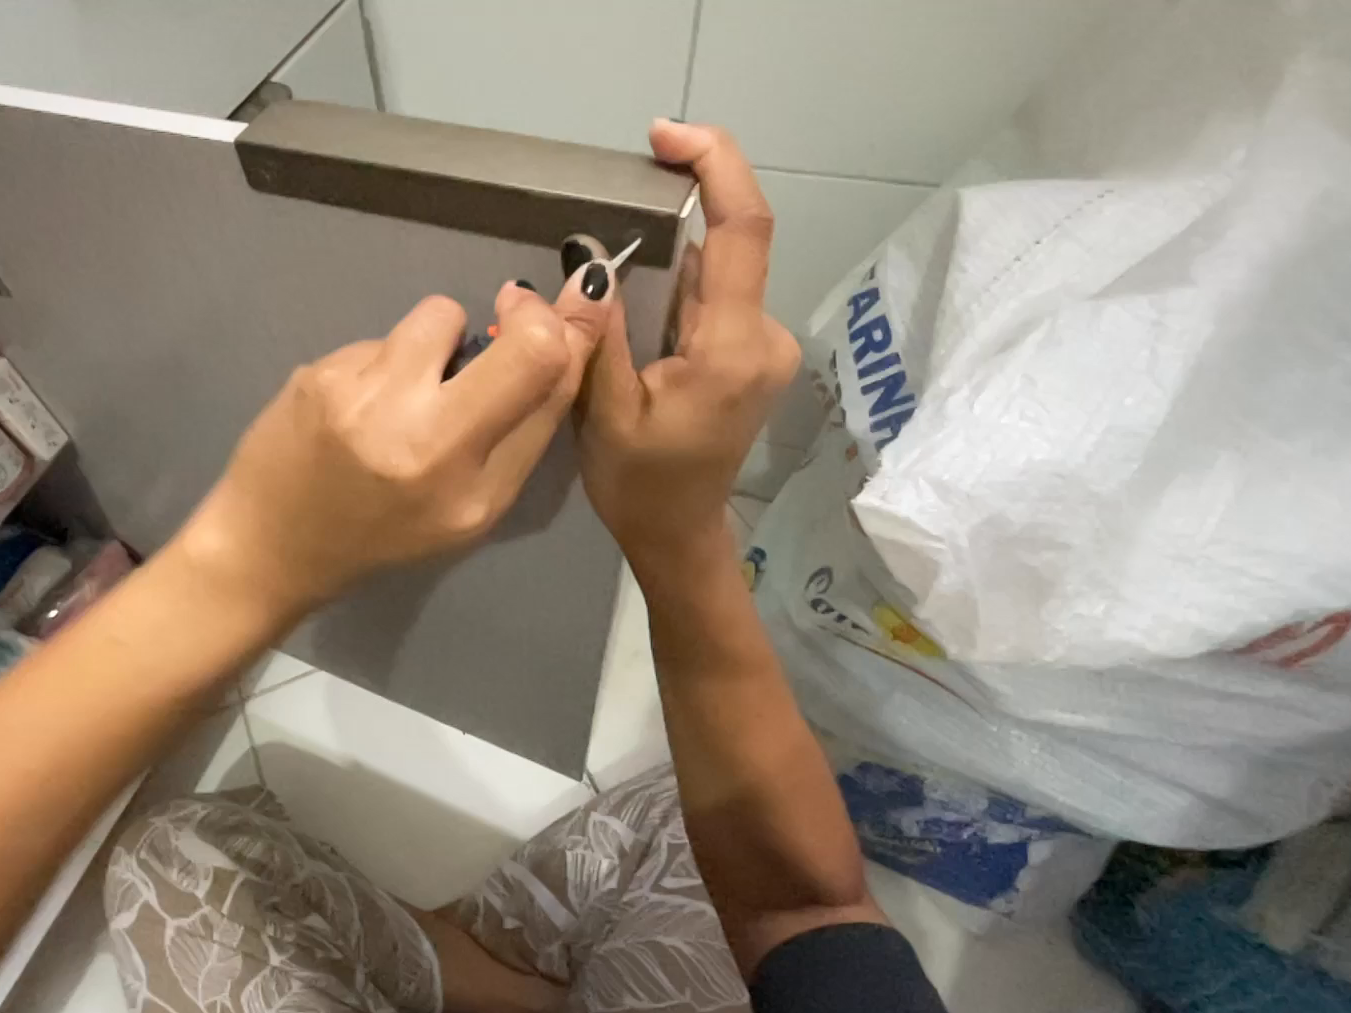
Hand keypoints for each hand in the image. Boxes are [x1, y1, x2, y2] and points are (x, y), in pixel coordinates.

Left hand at [178, 283, 605, 618]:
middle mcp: (424, 442)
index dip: (573, 332)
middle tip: (507, 316)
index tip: (573, 305)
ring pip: (439, 316)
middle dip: (525, 317)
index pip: (551, 385)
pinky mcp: (319, 374)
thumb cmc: (380, 535)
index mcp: (472, 491)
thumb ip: (520, 432)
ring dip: (436, 343)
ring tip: (402, 391)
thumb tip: (559, 336)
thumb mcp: (468, 509)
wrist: (271, 545)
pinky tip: (355, 404)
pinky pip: (380, 338)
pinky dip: (382, 363)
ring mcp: (366, 401)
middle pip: (523, 340)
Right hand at [572, 121, 800, 571]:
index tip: (665, 138)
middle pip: (725, 250)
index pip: (745, 229)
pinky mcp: (752, 356)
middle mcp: (763, 337)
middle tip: (602, 242)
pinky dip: (677, 297)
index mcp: (731, 349)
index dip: (713, 165)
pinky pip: (714, 303)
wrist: (679, 536)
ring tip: (610, 302)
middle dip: (667, 231)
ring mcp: (763, 347)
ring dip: (666, 272)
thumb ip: (601, 334)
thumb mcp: (605, 412)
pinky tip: (638, 324)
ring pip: (715, 279)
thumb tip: (587, 264)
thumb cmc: (640, 486)